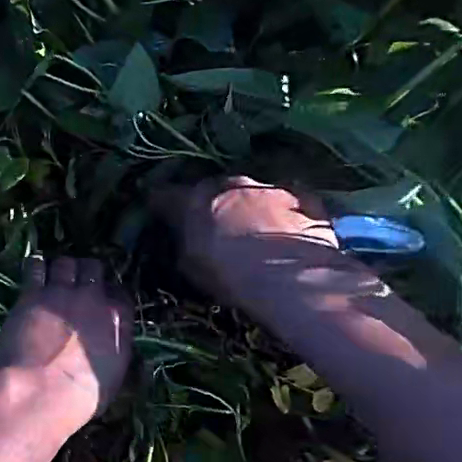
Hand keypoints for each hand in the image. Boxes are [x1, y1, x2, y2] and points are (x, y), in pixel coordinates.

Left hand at [0, 256, 131, 427]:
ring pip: (65, 263)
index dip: (109, 293)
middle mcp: (92, 298)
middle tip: (76, 280)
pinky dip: (35, 265)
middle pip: (93, 268)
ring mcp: (61, 293)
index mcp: (117, 317)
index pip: (119, 292)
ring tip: (53, 273)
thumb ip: (118, 348)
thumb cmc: (83, 395)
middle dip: (86, 271)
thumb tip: (115, 341)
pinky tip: (33, 268)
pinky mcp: (32, 294)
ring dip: (61, 267)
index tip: (101, 299)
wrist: (43, 389)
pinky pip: (35, 267)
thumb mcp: (116, 374)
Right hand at [150, 177, 360, 308]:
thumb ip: (182, 243)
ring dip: (245, 206)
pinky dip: (281, 212)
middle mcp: (227, 183)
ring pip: (248, 192)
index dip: (159, 204)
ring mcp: (266, 185)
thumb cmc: (229, 275)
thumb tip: (182, 238)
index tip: (158, 211)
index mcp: (192, 199)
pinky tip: (286, 231)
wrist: (292, 278)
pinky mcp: (303, 194)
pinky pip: (285, 200)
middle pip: (210, 189)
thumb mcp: (190, 267)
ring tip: (252, 230)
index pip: (163, 194)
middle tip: (212, 226)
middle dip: (208, 204)